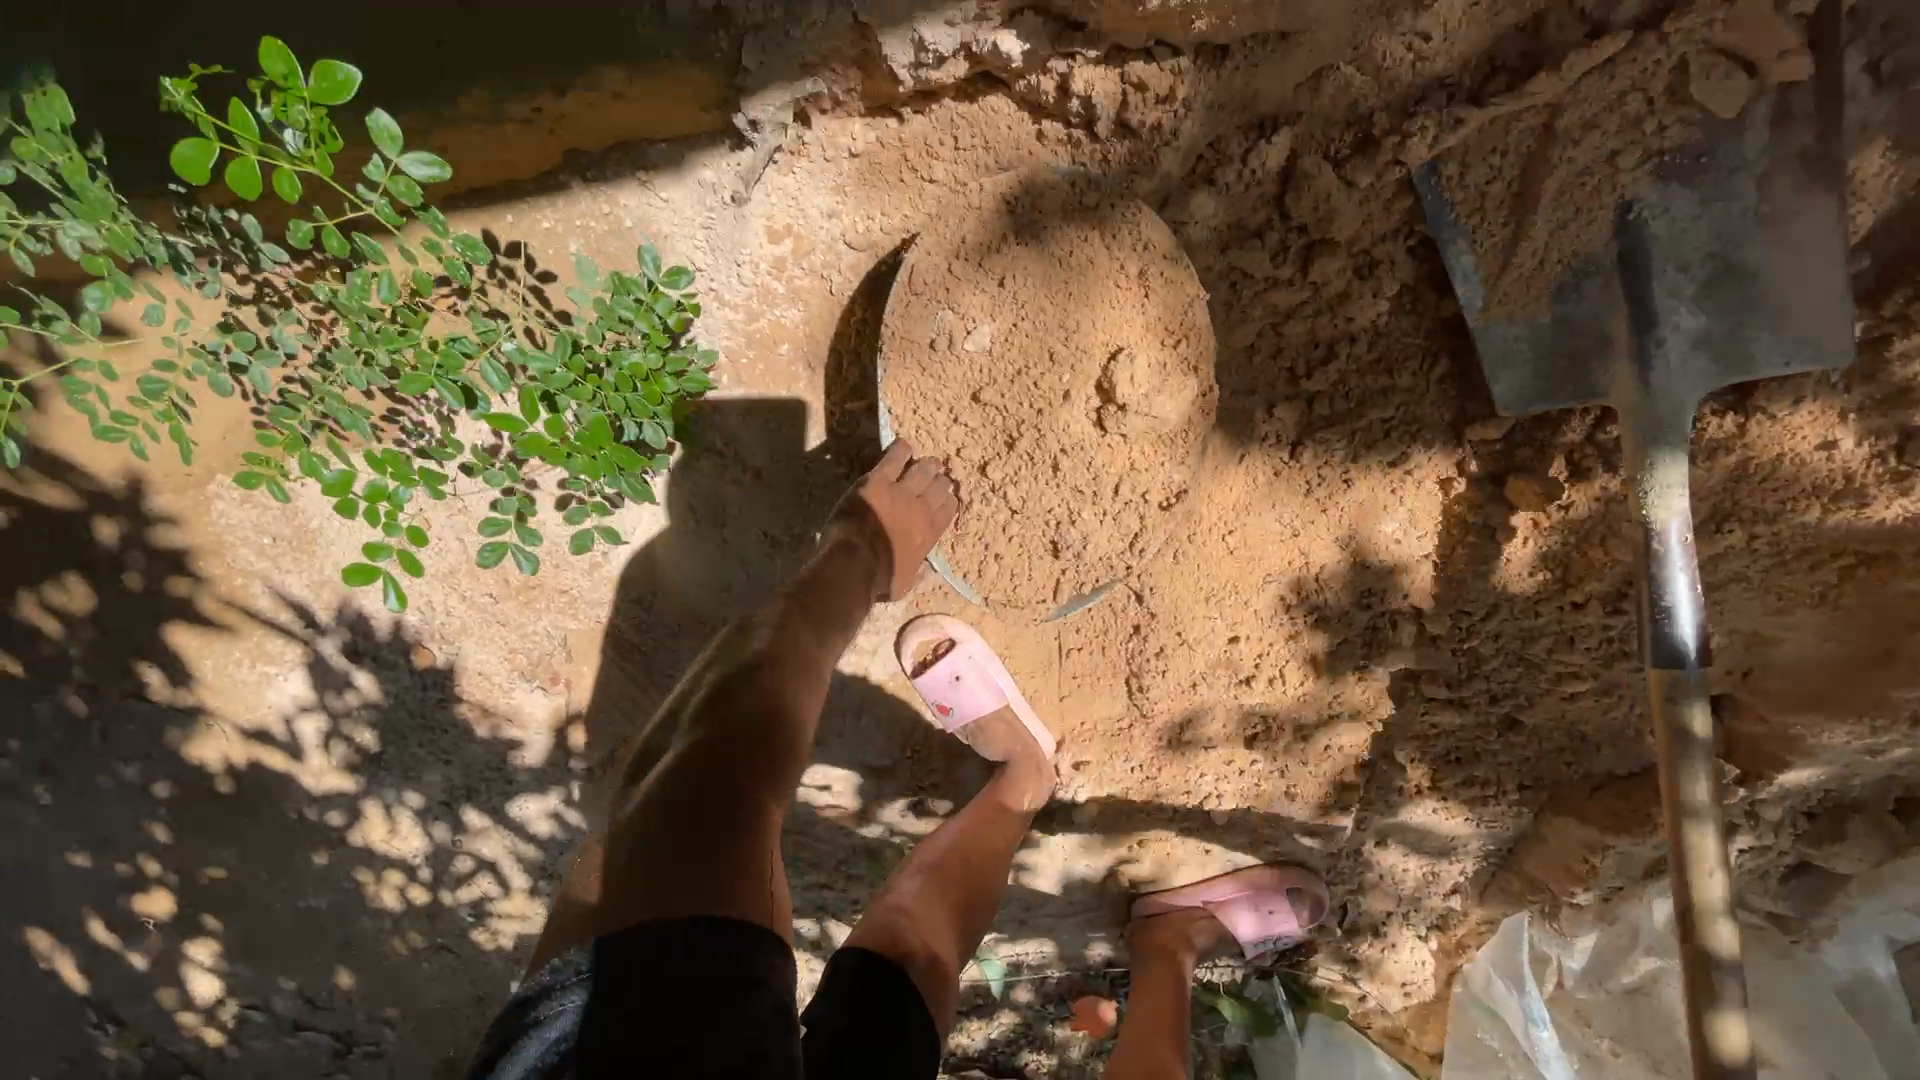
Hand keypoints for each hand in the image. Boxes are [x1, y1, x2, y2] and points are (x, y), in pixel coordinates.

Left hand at [834, 440, 958, 599]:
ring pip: (923, 469)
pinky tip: (903, 447)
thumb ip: (918, 573)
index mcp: (930, 533)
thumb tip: (928, 570)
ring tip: (924, 461)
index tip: (943, 498)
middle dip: (939, 479)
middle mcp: (922, 509)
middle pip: (940, 485)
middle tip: (934, 476)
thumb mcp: (905, 583)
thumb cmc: (880, 578)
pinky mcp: (878, 481)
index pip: (949, 508)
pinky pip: (895, 457)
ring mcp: (901, 492)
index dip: (947, 500)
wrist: (854, 563)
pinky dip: (902, 449)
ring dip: (926, 464)